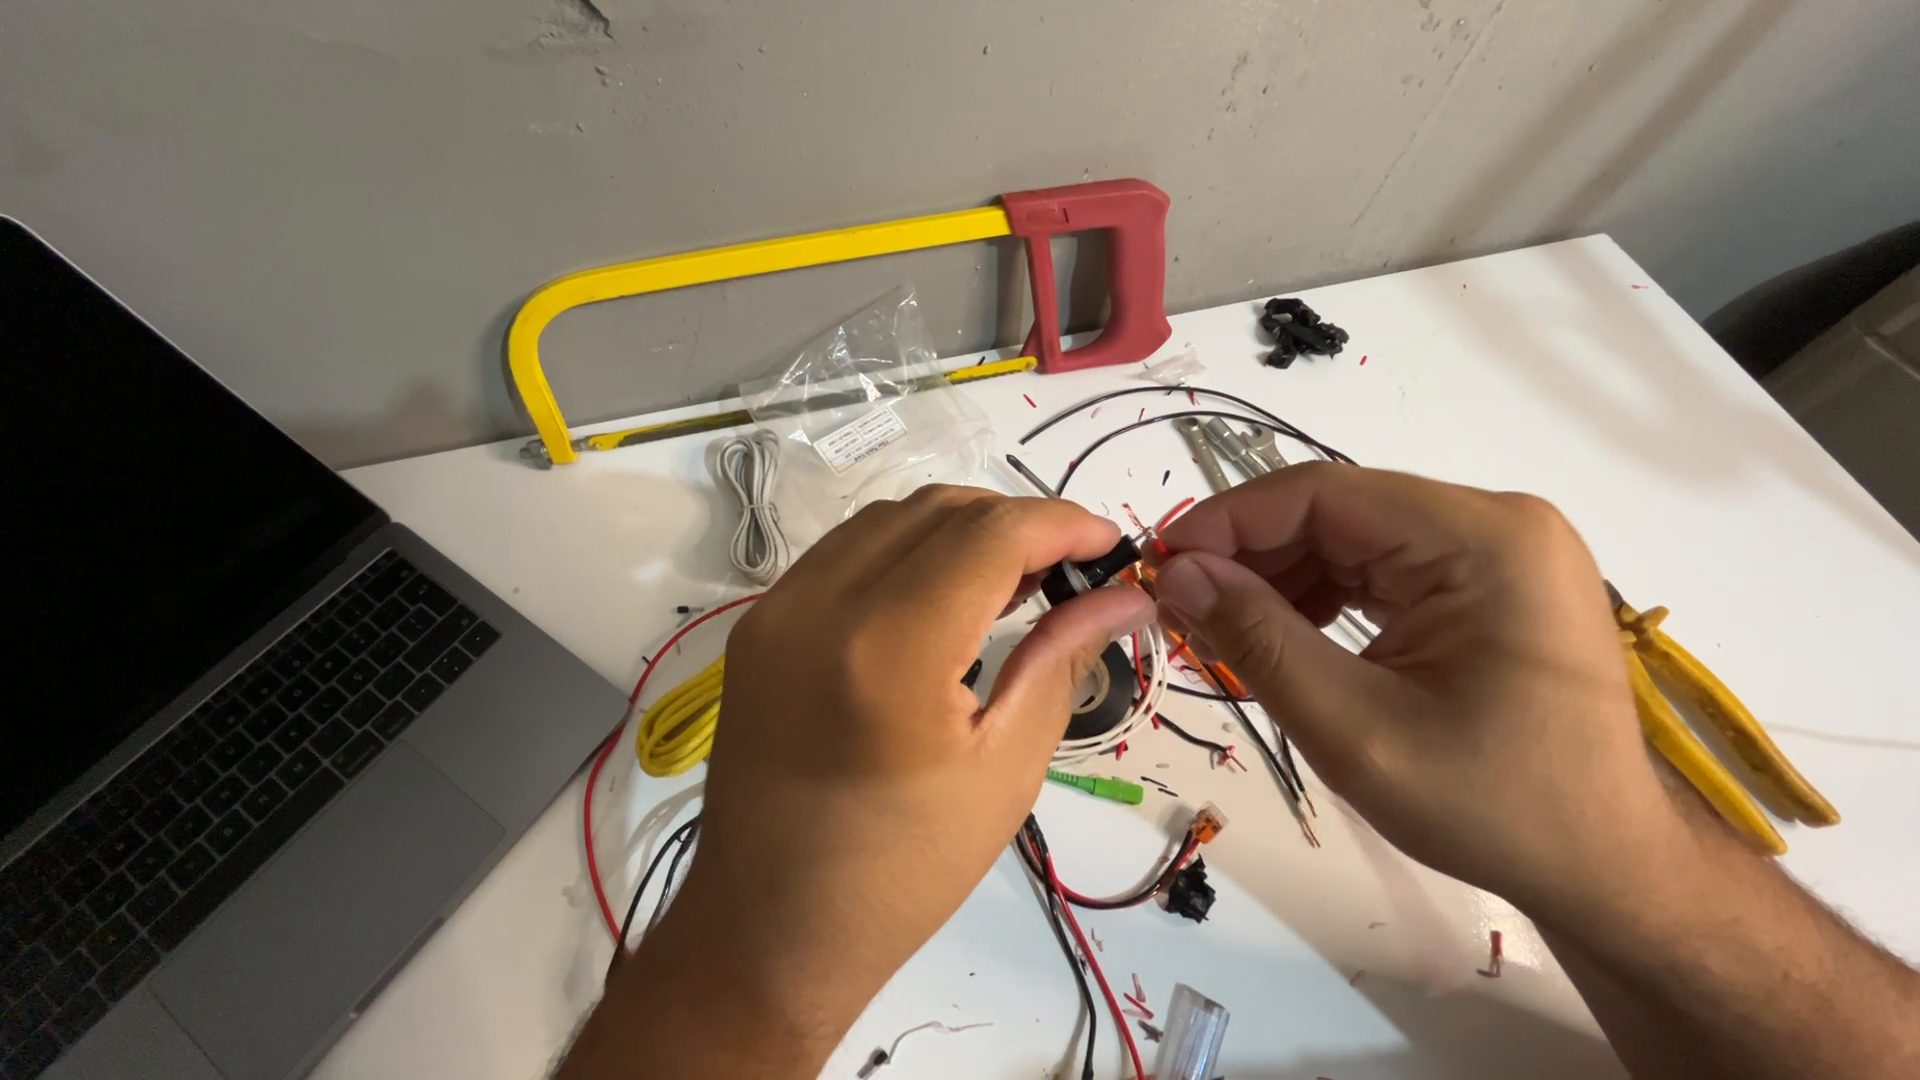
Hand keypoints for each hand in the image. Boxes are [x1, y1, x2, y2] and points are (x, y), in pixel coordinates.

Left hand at [683, 485, 1153, 1008]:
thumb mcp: (1005, 768)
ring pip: (890, 518)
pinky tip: (941, 594)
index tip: (1109, 546)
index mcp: (887, 651)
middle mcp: (819, 605)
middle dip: (1015, 522)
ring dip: (961, 529)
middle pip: (939, 511)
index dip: (1059, 524)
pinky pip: (846, 549)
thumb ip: (1062, 658)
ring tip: (1012, 580)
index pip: (988, 536)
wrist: (769, 929)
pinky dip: (907, 549)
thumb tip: (1123, 596)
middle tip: (1067, 570)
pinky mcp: (759, 623)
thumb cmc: (903, 870)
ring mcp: (776, 608)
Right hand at [1151, 464, 1683, 913]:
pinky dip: (1314, 597)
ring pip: (1346, 538)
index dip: (1228, 520)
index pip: (1323, 493)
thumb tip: (1176, 574)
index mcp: (1482, 539)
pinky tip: (1278, 635)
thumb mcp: (1353, 727)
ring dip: (1274, 578)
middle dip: (1246, 555)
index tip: (1160, 562)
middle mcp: (1493, 524)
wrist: (1606, 868)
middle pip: (1333, 511)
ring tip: (1218, 628)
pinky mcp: (1482, 584)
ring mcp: (1492, 552)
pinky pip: (1374, 568)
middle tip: (1178, 605)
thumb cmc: (1491, 805)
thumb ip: (1258, 639)